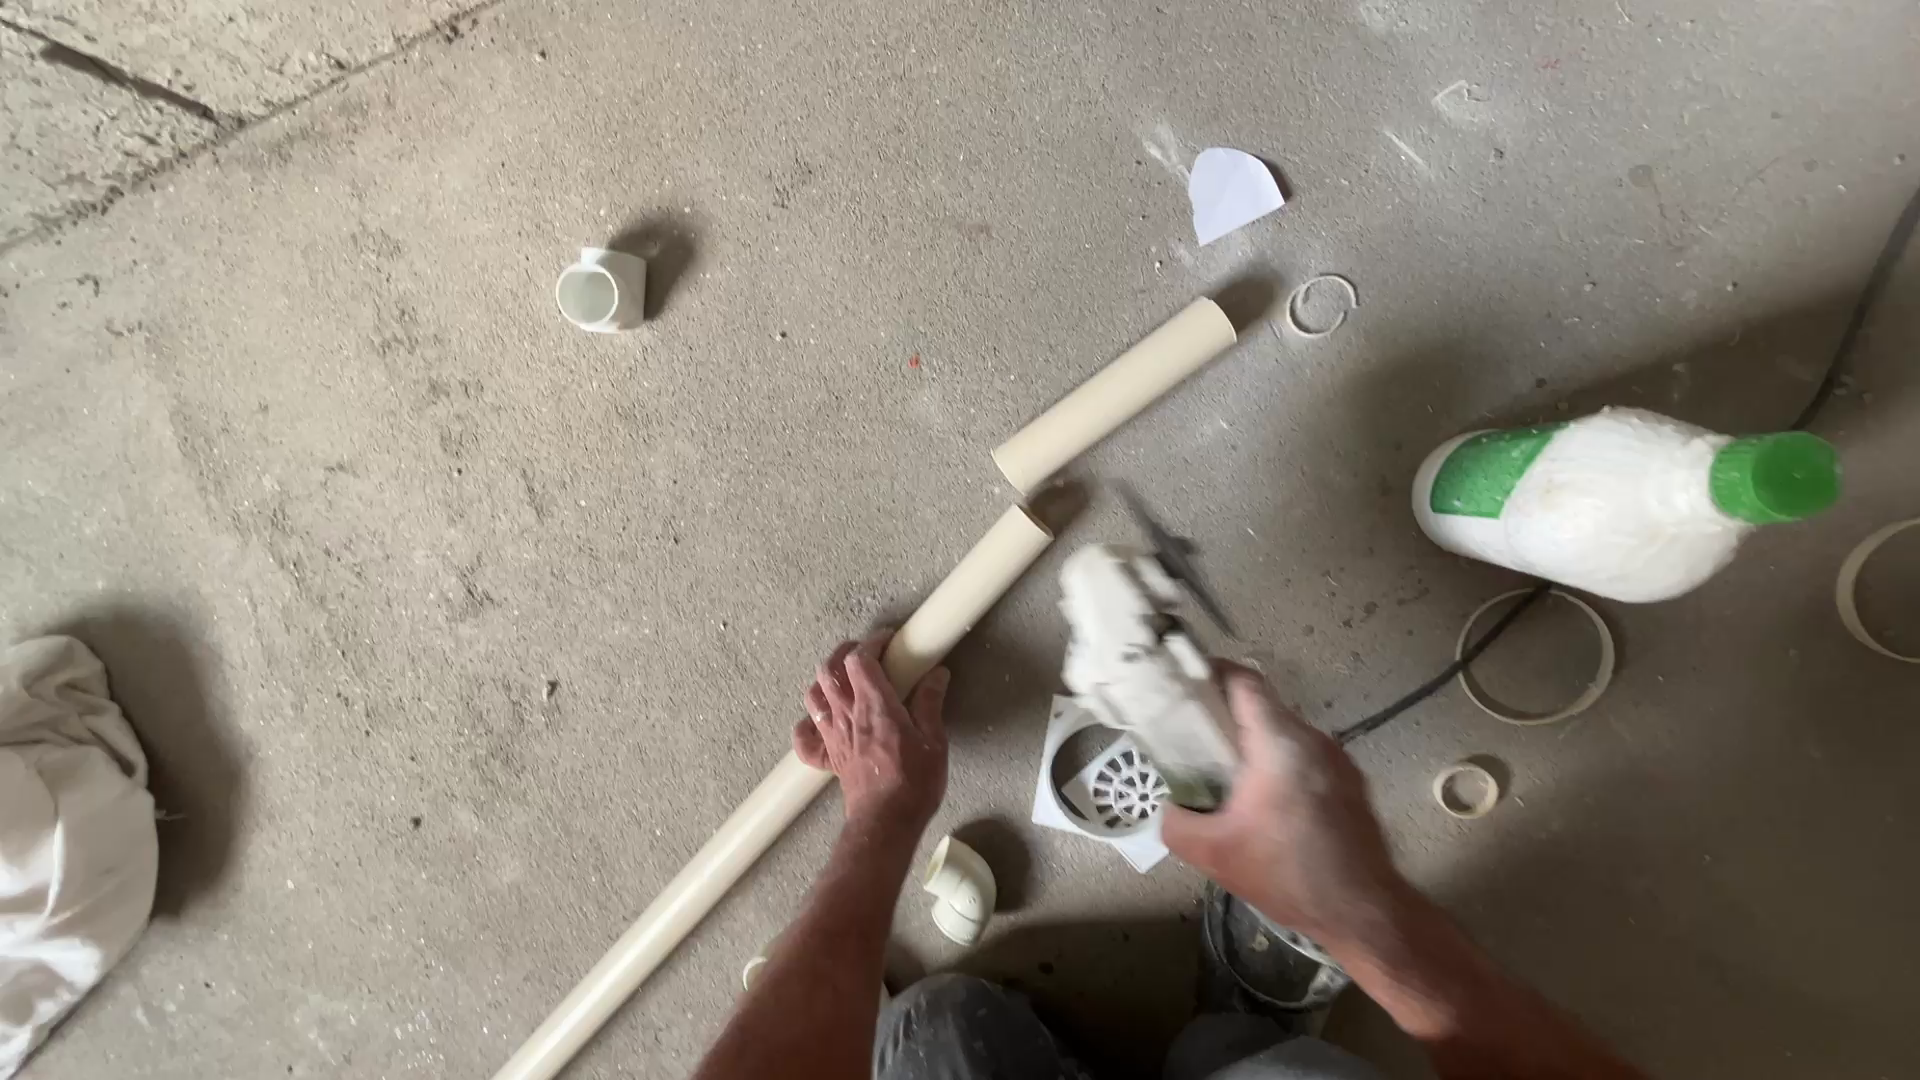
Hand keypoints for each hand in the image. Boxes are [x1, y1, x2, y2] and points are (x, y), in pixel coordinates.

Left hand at [793, 631, 949, 828]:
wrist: (885, 824)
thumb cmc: (913, 784)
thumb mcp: (934, 741)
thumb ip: (931, 703)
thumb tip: (937, 676)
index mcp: (875, 705)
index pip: (860, 659)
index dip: (872, 643)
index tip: (889, 641)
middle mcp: (847, 715)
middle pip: (829, 669)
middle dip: (845, 652)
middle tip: (866, 653)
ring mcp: (832, 736)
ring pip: (813, 694)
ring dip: (825, 679)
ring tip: (844, 678)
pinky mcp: (828, 757)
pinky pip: (804, 737)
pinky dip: (807, 724)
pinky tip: (821, 720)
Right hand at [1161, 662, 1405, 945]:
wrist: (1367, 916)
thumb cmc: (1289, 876)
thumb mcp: (1214, 855)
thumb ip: (1175, 822)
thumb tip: (1166, 806)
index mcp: (1279, 744)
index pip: (1243, 681)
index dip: (1211, 672)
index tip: (1184, 682)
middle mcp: (1312, 740)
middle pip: (1262, 706)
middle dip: (1225, 715)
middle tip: (1193, 737)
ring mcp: (1337, 759)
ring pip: (1284, 731)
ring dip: (1254, 742)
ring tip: (1226, 772)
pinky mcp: (1351, 781)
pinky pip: (1304, 754)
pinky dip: (1279, 762)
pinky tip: (1266, 800)